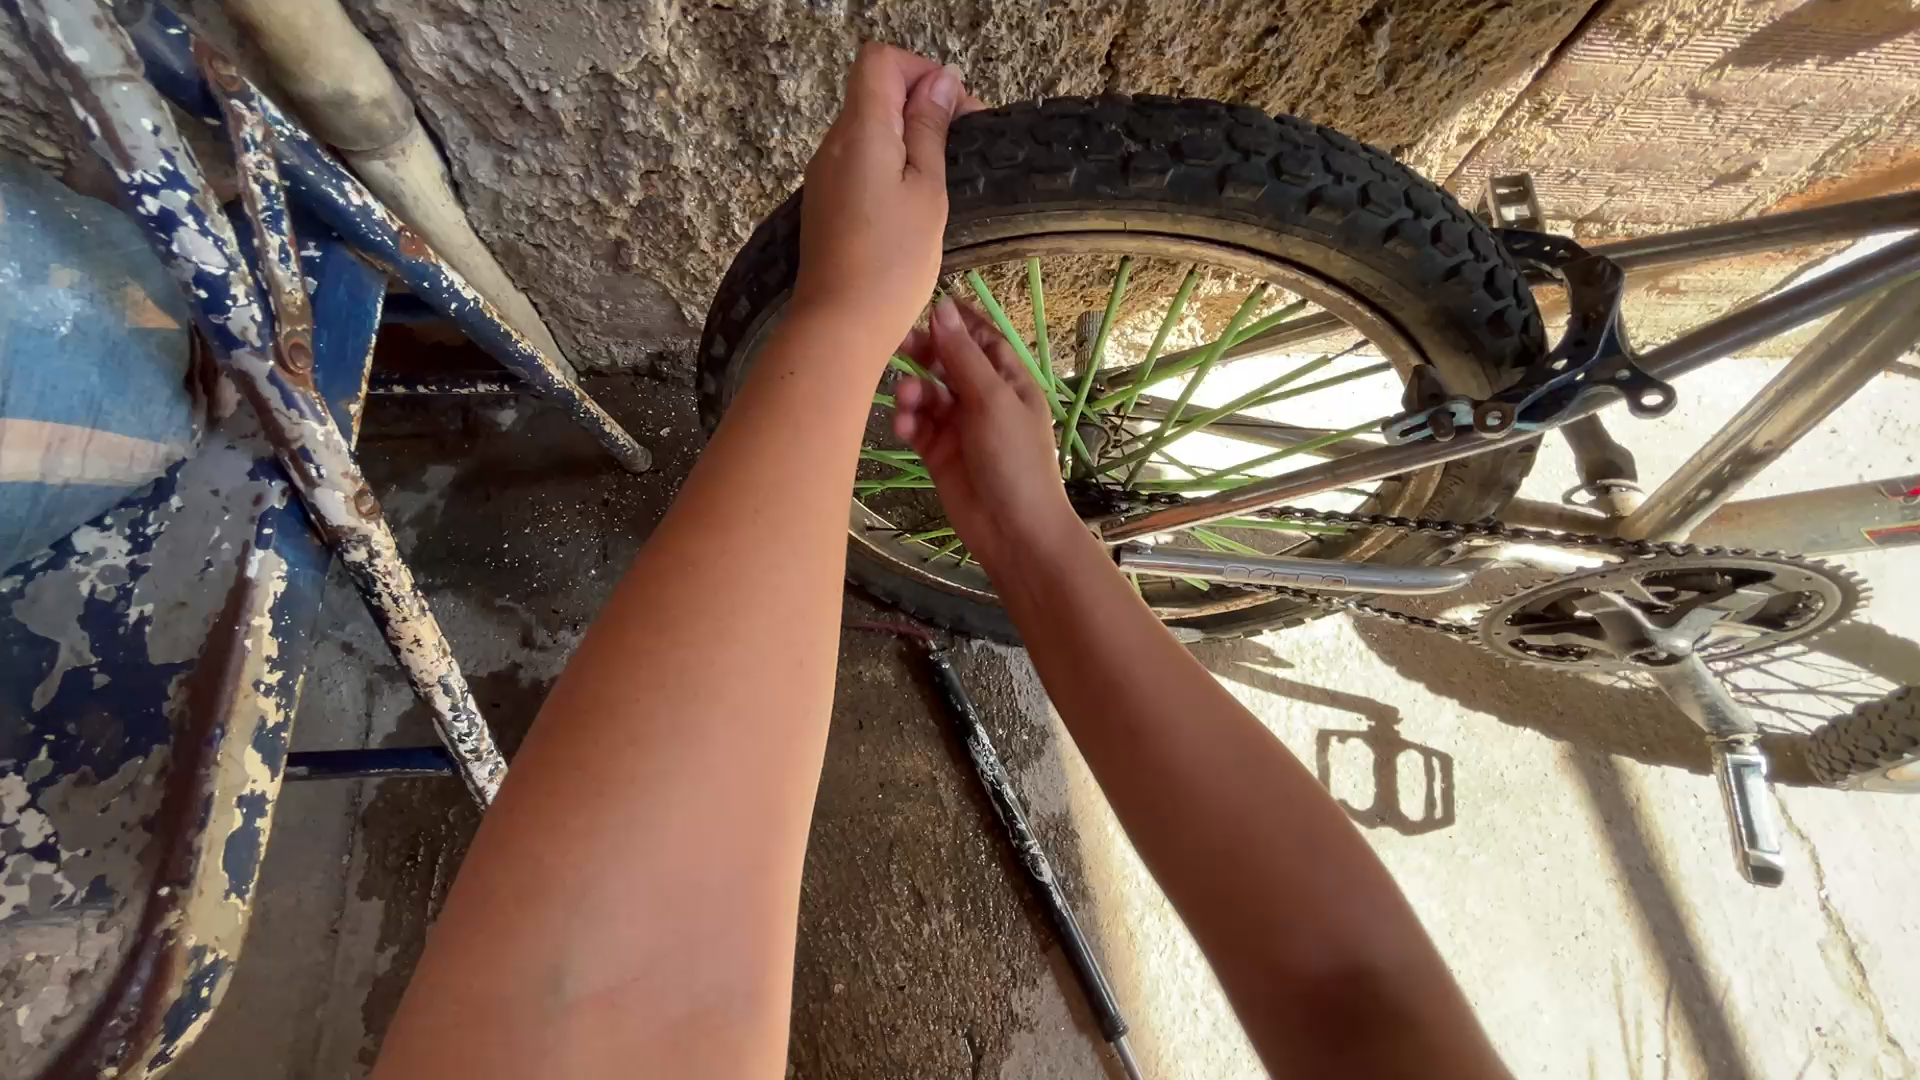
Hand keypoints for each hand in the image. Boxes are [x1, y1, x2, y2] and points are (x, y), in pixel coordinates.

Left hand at [792, 44, 981, 354]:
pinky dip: (887, 171)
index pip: (881, 61)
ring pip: (867, 134)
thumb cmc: (893, 263)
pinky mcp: (824, 208)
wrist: (841, 326)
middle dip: (919, 108)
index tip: (955, 112)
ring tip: (938, 184)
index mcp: (860, 130)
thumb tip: (940, 84)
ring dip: (906, 143)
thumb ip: (930, 132)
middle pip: (873, 95)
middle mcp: (833, 145)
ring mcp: (823, 178)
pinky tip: (909, 209)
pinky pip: (858, 168)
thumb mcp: (927, 192)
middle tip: (959, 150)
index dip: (922, 72)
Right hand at [893, 299, 1086, 576]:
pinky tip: (902, 426)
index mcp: (1009, 380)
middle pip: (947, 363)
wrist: (1013, 529)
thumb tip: (942, 307)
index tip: (924, 307)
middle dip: (924, 354)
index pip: (981, 339)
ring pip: (928, 395)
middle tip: (896, 345)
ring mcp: (960, 427)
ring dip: (913, 392)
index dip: (955, 322)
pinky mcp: (939, 453)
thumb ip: (963, 356)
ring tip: (904, 400)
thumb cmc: (1014, 459)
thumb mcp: (992, 400)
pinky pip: (918, 426)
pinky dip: (908, 422)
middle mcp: (984, 399)